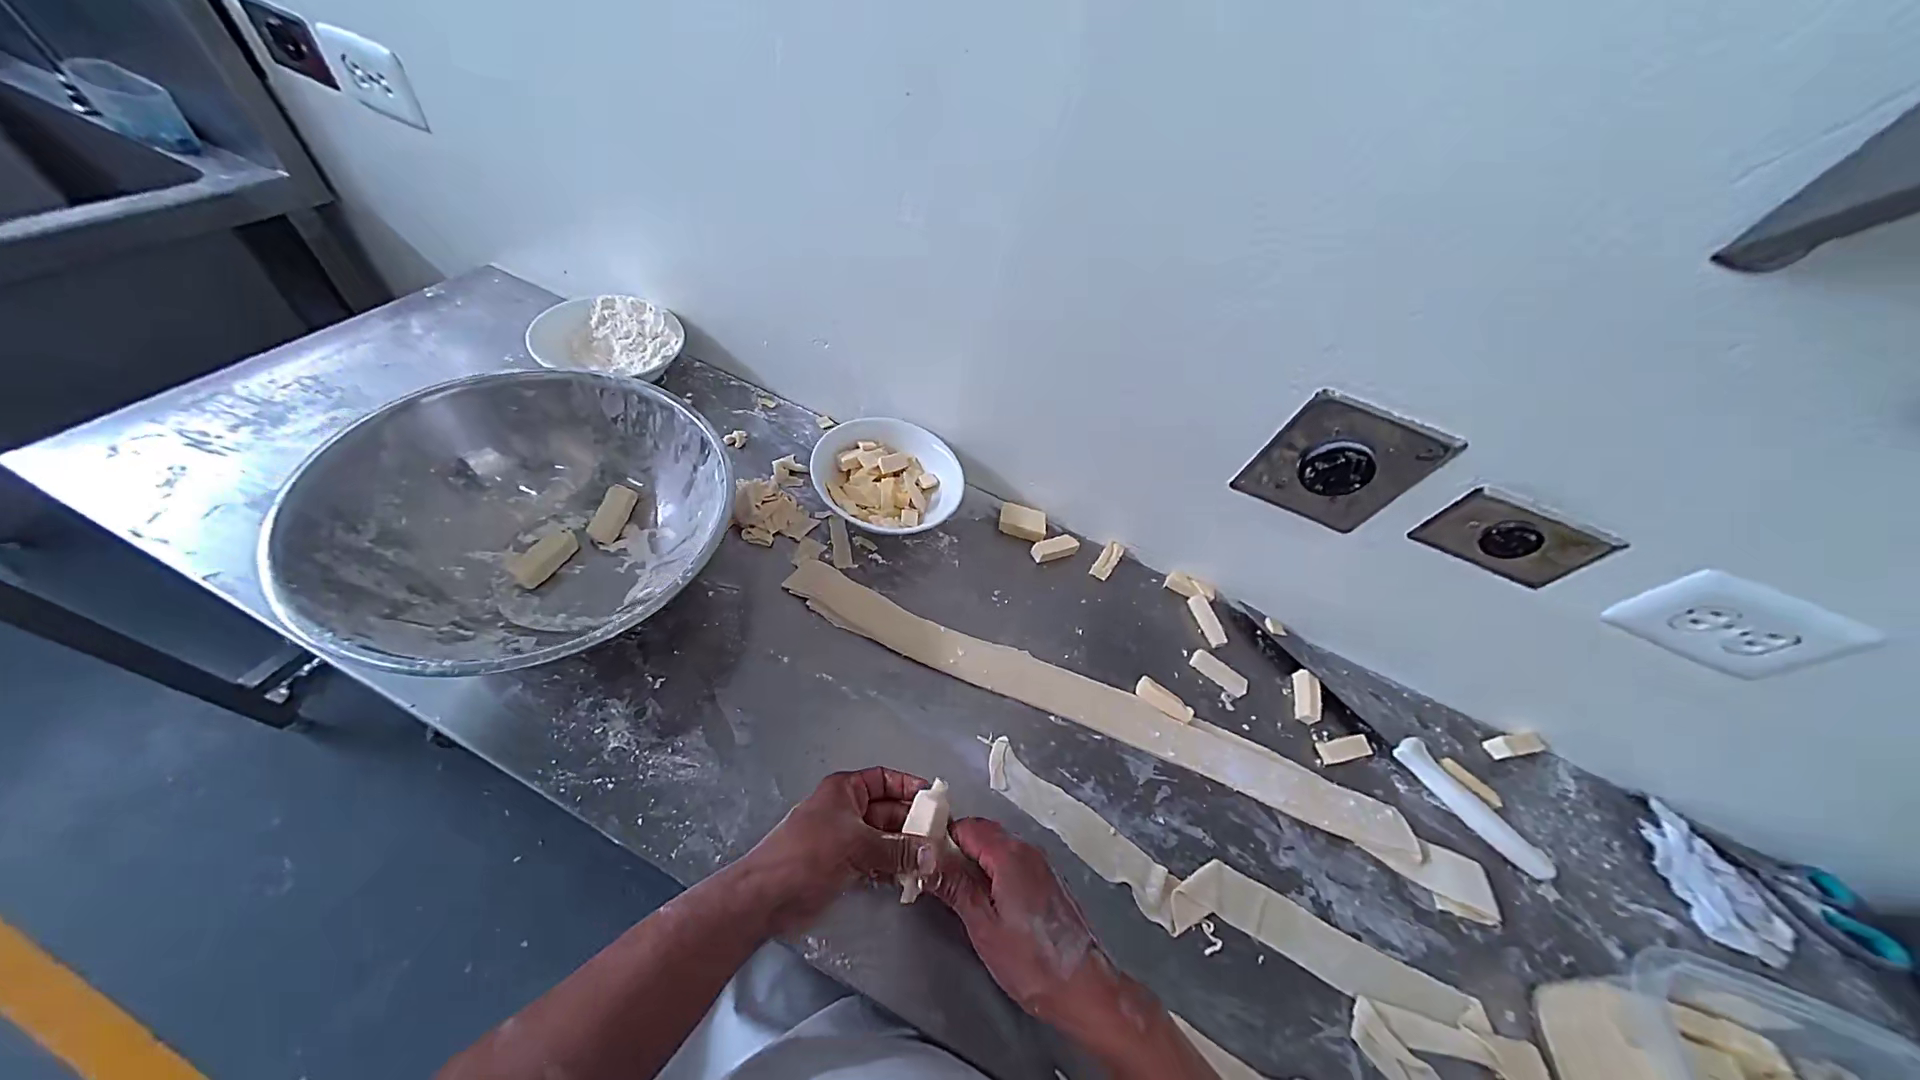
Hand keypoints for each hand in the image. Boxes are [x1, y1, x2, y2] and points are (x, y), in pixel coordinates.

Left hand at [729, 767, 929, 934]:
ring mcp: (844, 838)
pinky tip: (910, 877)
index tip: (933, 799)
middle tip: (940, 837)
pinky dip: (891, 867)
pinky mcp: (842, 865)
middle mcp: (846, 809)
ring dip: (905, 849)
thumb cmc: (808, 855)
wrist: (765, 897)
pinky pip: (875, 860)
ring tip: (931, 861)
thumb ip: (897, 850)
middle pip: (887, 810)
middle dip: (912, 824)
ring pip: (883, 838)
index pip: (884, 779)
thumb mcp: (857, 845)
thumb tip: (931, 854)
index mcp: (845, 790)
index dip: (909, 786)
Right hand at [920, 820, 1218, 1078]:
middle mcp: (1027, 850)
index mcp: (1009, 855)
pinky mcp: (1047, 880)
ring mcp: (1040, 864)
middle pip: (983, 833)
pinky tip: (986, 898)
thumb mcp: (983, 926)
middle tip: (935, 875)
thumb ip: (954, 887)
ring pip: (998, 847)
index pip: (967, 826)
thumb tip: (926, 860)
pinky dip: (994, 870)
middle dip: (957, 848)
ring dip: (975, 860)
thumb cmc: (1031, 961)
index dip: (942, 837)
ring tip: (956, 890)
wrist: (1084, 987)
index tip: (924, 856)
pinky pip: (1013, 861)